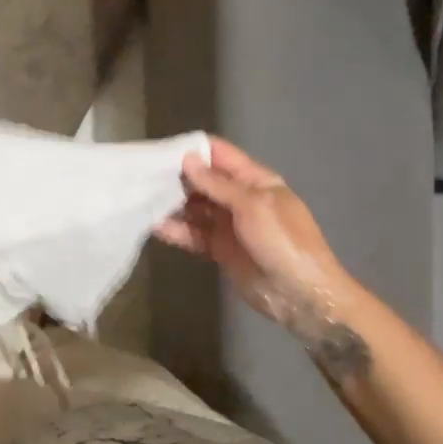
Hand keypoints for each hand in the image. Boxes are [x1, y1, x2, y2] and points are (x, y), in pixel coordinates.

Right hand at [155, 138, 354, 323]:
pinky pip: (194, 234)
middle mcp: (240, 198)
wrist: (299, 294)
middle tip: (142, 177)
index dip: (193, 149)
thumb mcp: (252, 206)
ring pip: (195, 208)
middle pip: (203, 181)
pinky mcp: (219, 249)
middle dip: (176, 178)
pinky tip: (155, 227)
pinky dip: (177, 231)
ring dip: (172, 205)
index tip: (160, 150)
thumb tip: (187, 159)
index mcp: (255, 180)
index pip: (220, 155)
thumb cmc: (283, 241)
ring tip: (142, 201)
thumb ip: (217, 184)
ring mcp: (229, 224)